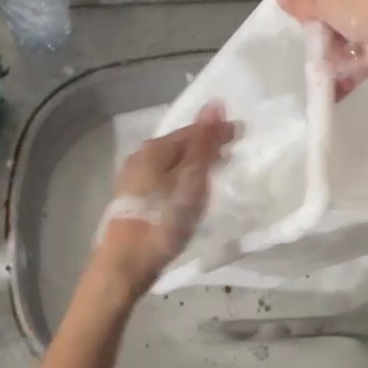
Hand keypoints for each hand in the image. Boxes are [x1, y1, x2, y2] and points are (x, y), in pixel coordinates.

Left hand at [91, 105, 237, 293]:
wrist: (126, 264)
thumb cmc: (162, 221)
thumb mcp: (191, 181)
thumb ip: (203, 144)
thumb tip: (215, 103)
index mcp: (153, 149)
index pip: (192, 131)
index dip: (217, 130)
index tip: (242, 133)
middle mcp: (139, 158)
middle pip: (179, 146)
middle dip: (205, 146)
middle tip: (232, 152)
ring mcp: (133, 180)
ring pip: (170, 163)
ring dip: (194, 163)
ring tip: (215, 171)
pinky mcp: (132, 201)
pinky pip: (163, 179)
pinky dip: (181, 179)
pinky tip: (189, 191)